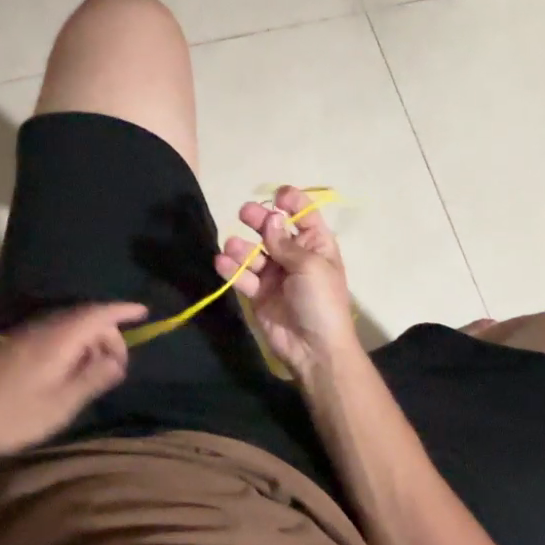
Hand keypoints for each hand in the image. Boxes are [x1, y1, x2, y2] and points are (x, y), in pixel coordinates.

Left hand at [0, 303, 146, 455]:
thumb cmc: (11, 413)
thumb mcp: (61, 403)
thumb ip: (92, 379)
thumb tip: (118, 361)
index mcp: (59, 338)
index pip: (98, 314)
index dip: (123, 311)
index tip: (144, 313)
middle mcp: (43, 329)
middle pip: (85, 319)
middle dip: (108, 335)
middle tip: (118, 365)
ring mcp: (25, 337)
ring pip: (68, 328)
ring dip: (89, 343)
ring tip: (97, 372)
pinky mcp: (13, 348)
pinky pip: (53, 337)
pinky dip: (71, 348)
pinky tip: (69, 373)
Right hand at [214, 186, 357, 378]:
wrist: (315, 348)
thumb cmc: (322, 302)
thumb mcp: (309, 266)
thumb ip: (285, 242)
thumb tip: (271, 217)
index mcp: (317, 246)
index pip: (304, 216)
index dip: (292, 203)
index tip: (276, 195)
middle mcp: (295, 257)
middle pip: (273, 231)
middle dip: (259, 220)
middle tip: (244, 213)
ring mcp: (275, 276)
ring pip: (254, 254)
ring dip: (242, 248)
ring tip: (231, 247)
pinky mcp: (258, 295)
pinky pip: (243, 277)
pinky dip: (232, 269)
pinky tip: (222, 262)